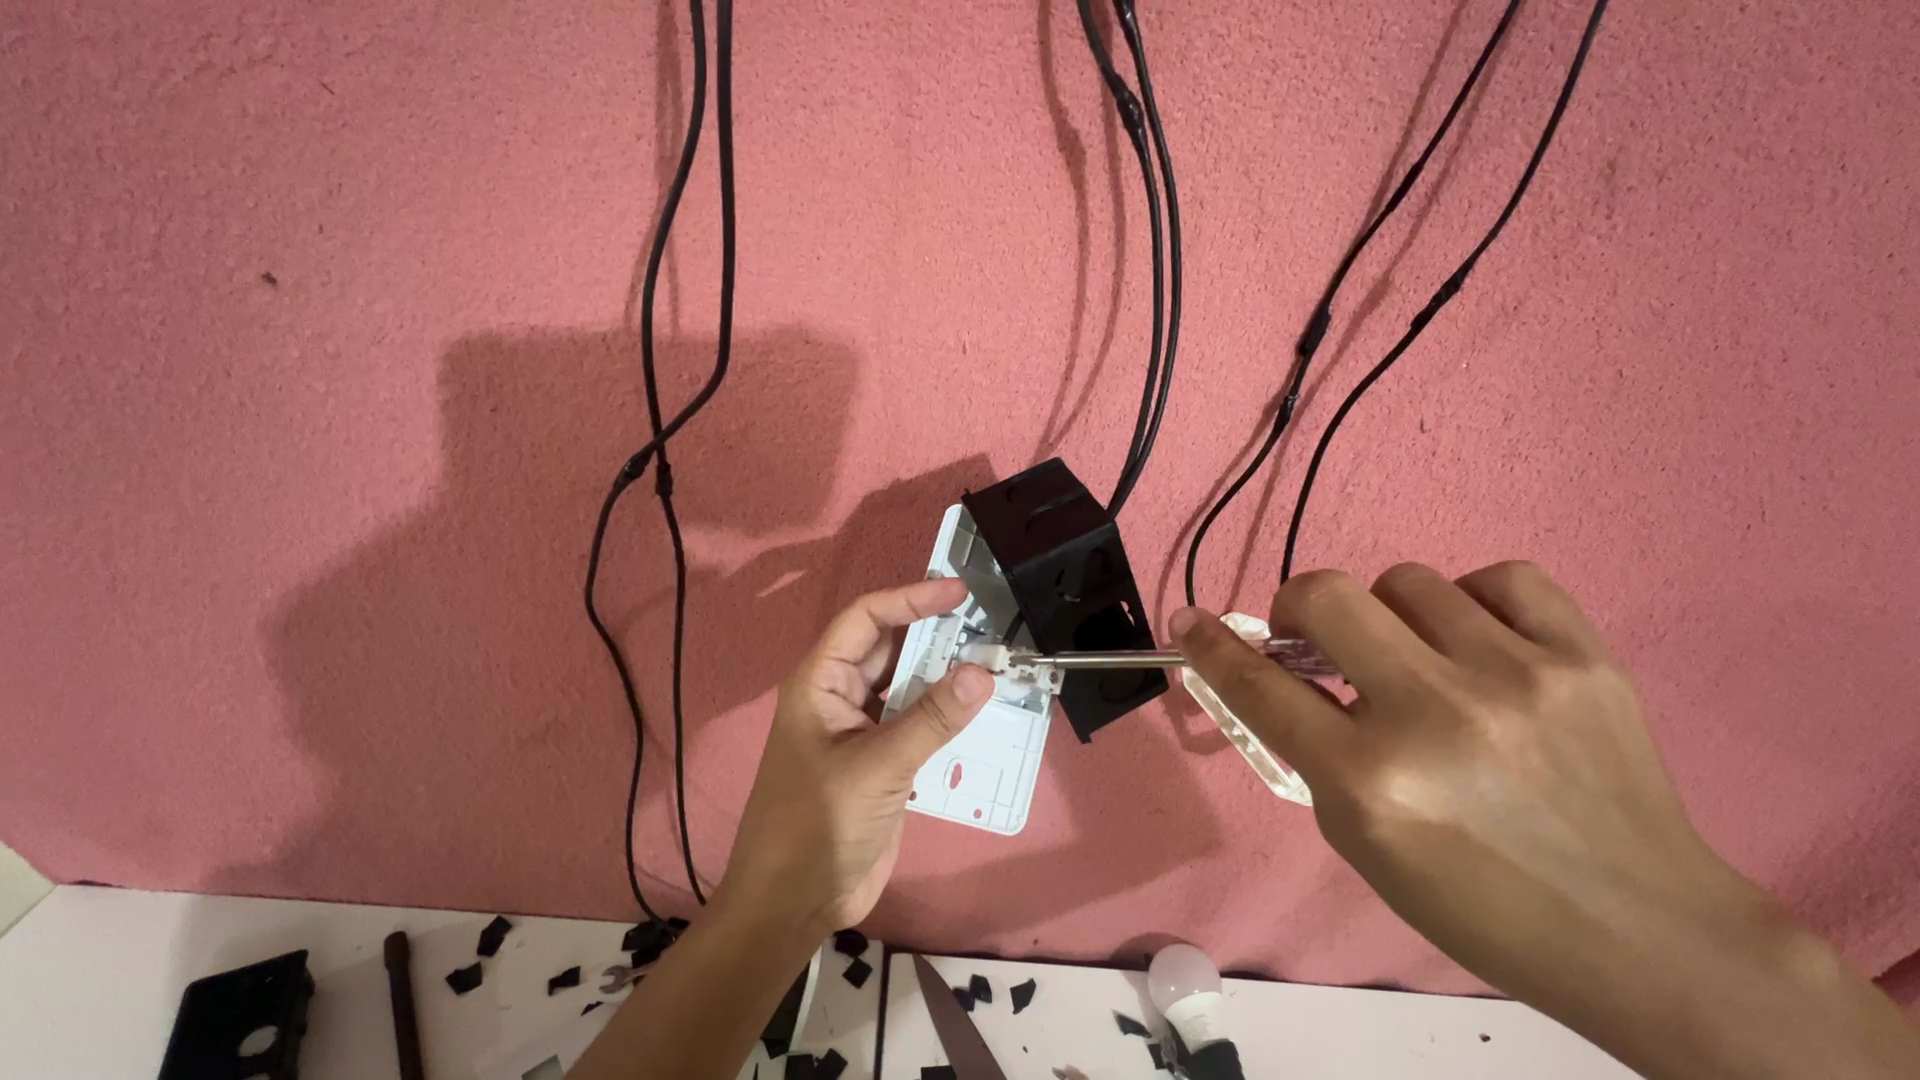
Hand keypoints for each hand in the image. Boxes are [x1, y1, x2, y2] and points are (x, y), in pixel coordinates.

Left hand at [719, 577, 993, 936]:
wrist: (794, 903)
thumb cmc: (817, 823)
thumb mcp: (877, 767)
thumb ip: (931, 719)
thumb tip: (983, 671)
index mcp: (821, 683)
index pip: (866, 620)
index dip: (910, 599)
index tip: (959, 592)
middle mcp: (840, 698)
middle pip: (890, 649)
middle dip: (934, 634)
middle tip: (988, 622)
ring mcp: (861, 732)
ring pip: (907, 688)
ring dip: (944, 675)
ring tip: (995, 660)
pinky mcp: (882, 764)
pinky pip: (918, 725)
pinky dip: (946, 715)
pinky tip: (982, 710)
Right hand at [1170, 562, 1782, 1015]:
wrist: (1638, 930)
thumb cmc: (1476, 903)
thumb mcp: (1362, 842)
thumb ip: (1312, 751)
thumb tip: (1276, 676)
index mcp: (1371, 780)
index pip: (1261, 687)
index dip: (1213, 647)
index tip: (1191, 622)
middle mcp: (1435, 715)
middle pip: (1328, 597)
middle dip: (1298, 607)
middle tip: (1311, 636)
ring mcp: (1516, 677)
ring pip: (1408, 580)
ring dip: (1389, 617)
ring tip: (1416, 657)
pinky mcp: (1586, 658)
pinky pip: (1503, 578)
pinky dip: (1474, 603)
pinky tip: (1481, 643)